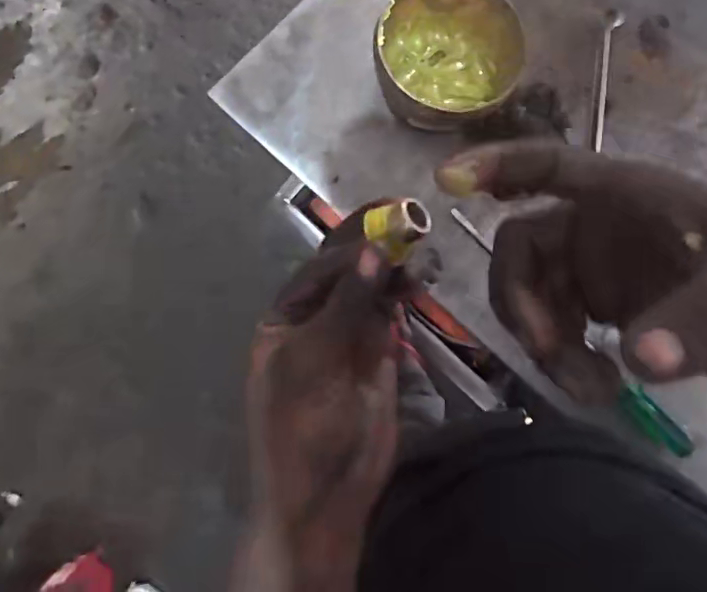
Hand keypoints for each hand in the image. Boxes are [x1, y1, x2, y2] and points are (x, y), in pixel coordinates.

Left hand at [238, 216, 402, 591]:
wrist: (325, 496)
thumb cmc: (302, 425)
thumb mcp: (315, 360)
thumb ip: (347, 303)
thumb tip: (375, 250)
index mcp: (287, 315)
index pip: (320, 267)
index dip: (351, 244)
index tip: (385, 224)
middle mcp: (318, 315)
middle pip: (348, 268)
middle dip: (374, 240)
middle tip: (406, 211)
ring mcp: (350, 330)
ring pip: (374, 284)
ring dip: (394, 262)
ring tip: (419, 242)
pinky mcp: (377, 348)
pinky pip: (391, 308)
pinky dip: (405, 289)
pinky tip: (419, 275)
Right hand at [436, 141, 706, 400]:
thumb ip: (695, 326)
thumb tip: (637, 357)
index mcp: (626, 193)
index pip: (551, 164)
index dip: (497, 164)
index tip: (447, 179)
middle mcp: (594, 221)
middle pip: (521, 242)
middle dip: (520, 297)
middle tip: (545, 351)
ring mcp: (591, 262)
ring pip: (529, 288)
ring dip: (541, 339)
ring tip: (591, 388)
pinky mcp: (594, 301)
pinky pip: (550, 322)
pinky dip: (560, 356)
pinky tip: (601, 387)